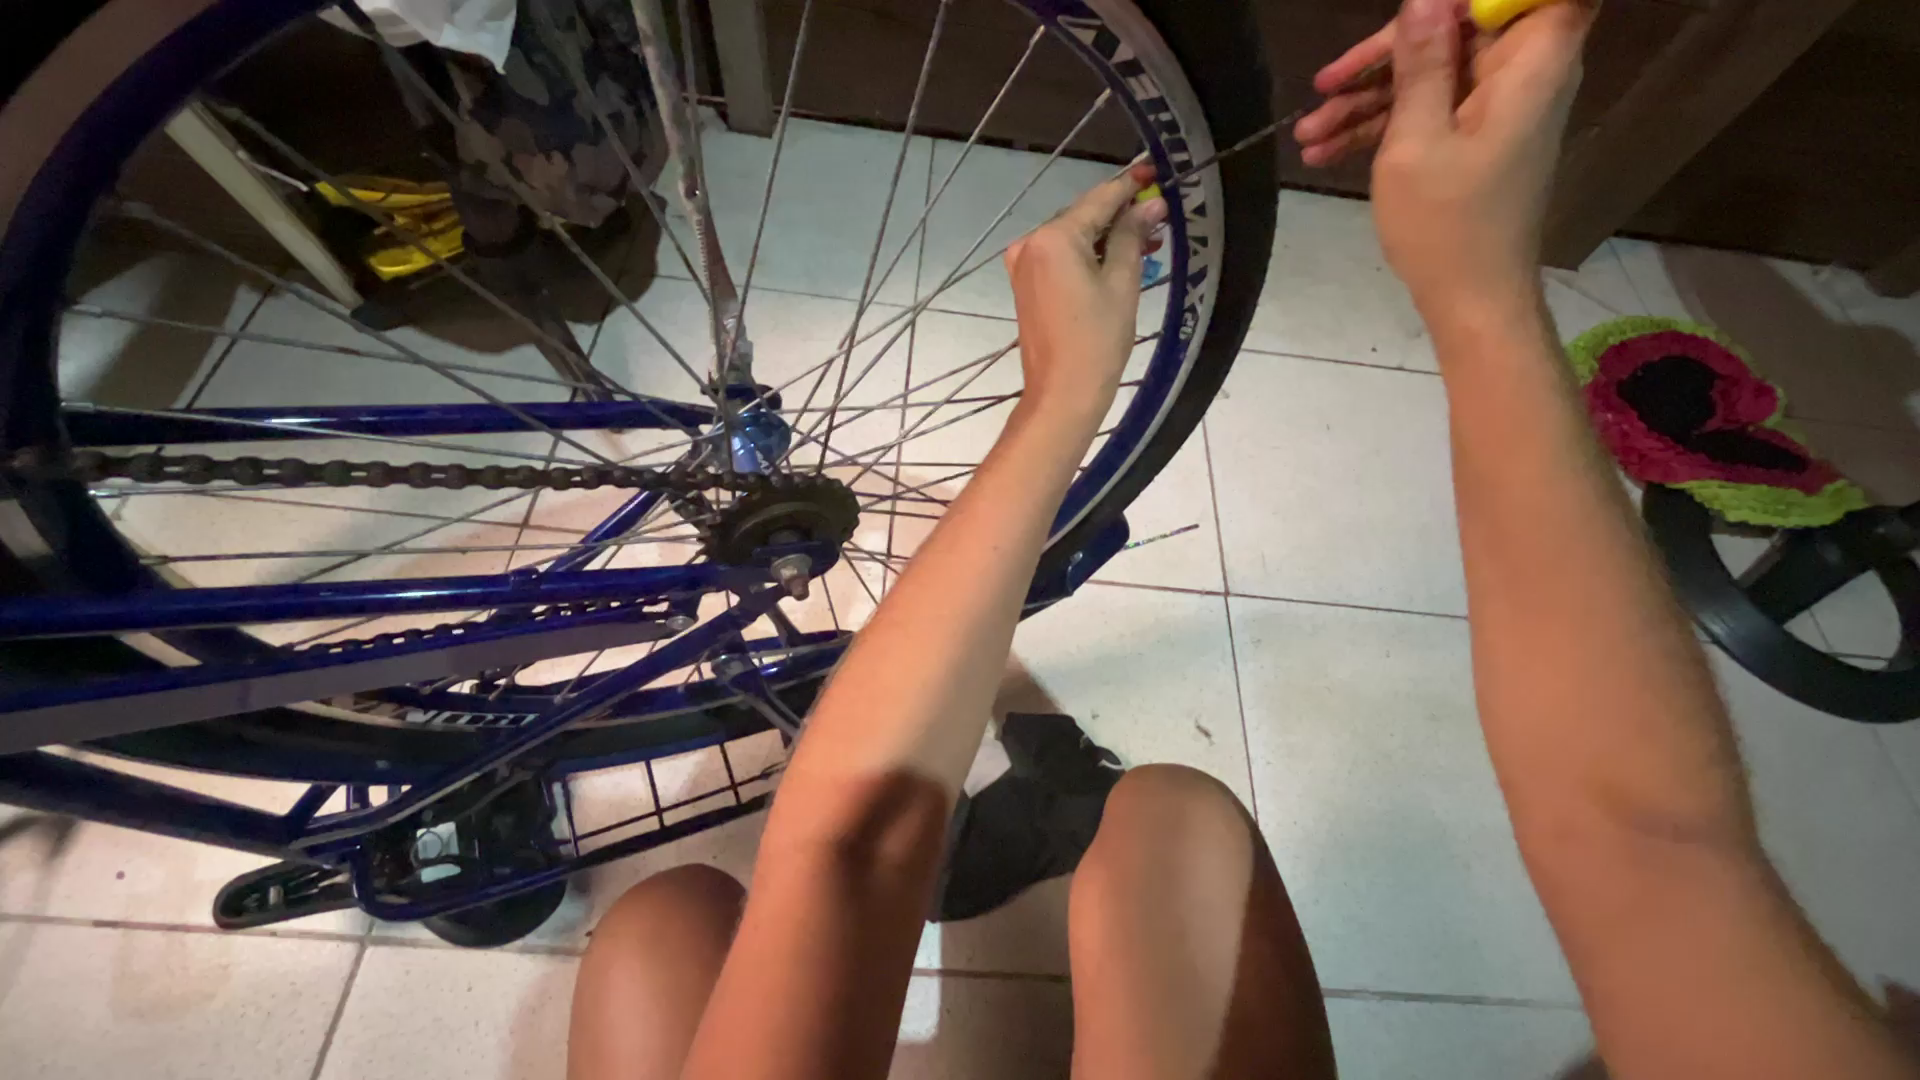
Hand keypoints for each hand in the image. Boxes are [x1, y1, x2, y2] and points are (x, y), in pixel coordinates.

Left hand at [1004, 165, 1165, 418]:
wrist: (1062, 393)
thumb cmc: (1097, 341)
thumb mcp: (1122, 284)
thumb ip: (1132, 236)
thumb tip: (1150, 205)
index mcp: (1054, 237)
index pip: (1100, 198)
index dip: (1131, 185)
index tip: (1157, 172)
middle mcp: (1030, 243)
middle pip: (1083, 217)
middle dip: (1120, 216)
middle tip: (1159, 219)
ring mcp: (1023, 266)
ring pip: (1072, 238)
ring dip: (1106, 238)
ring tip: (1146, 244)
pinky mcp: (1025, 285)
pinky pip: (1060, 259)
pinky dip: (1087, 257)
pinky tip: (1117, 262)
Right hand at [1296, 0, 1592, 318]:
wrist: (1469, 297)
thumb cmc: (1446, 223)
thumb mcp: (1416, 141)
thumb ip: (1421, 63)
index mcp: (1529, 61)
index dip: (1462, 1)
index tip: (1411, 17)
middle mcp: (1523, 72)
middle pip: (1457, 31)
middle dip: (1384, 58)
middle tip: (1322, 85)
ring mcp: (1497, 108)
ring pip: (1431, 77)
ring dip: (1366, 101)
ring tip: (1307, 135)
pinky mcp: (1475, 139)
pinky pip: (1428, 112)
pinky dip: (1380, 127)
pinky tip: (1325, 152)